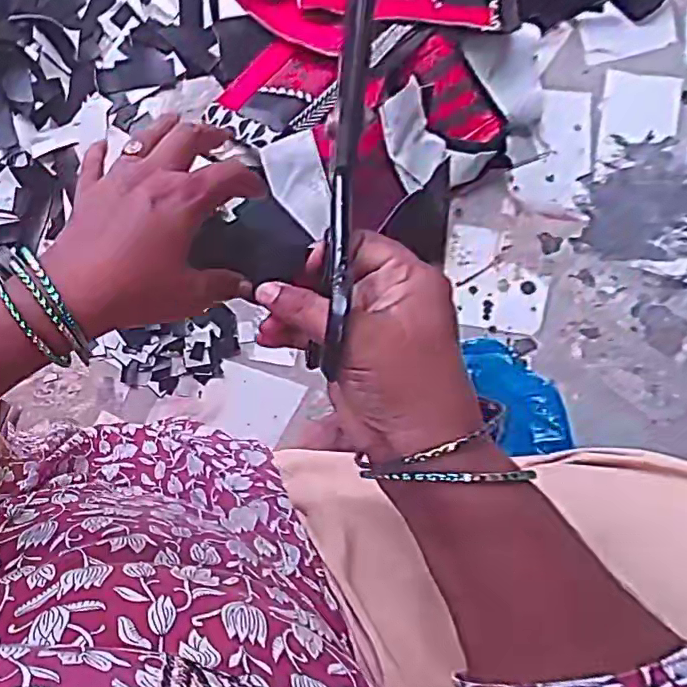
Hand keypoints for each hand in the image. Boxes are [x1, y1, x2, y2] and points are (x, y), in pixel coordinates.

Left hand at [41, 116, 264, 336]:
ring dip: (165, 127)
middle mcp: (149, 180)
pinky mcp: (87, 194)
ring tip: (176, 124)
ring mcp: (116, 182)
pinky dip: (102, 150)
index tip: (253, 189)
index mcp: (182, 199)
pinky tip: (103, 145)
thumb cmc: (121, 290)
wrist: (71, 295)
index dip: (249, 179)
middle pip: (188, 137)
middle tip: (221, 140)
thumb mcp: (186, 295)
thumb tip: (233, 284)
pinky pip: (95, 160)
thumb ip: (218, 285)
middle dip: (212, 135)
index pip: (229, 174)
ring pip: (144, 136)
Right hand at [254, 229, 483, 463]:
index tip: (297, 271)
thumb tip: (273, 289)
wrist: (411, 440)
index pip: (359, 246)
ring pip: (314, 304)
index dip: (325, 255)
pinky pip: (309, 330)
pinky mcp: (346, 349)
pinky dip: (290, 332)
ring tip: (272, 325)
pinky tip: (276, 336)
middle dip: (297, 289)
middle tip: (276, 300)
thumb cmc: (414, 388)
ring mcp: (364, 326)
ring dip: (287, 313)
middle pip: (330, 277)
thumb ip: (309, 307)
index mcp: (407, 282)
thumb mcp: (357, 334)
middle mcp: (386, 300)